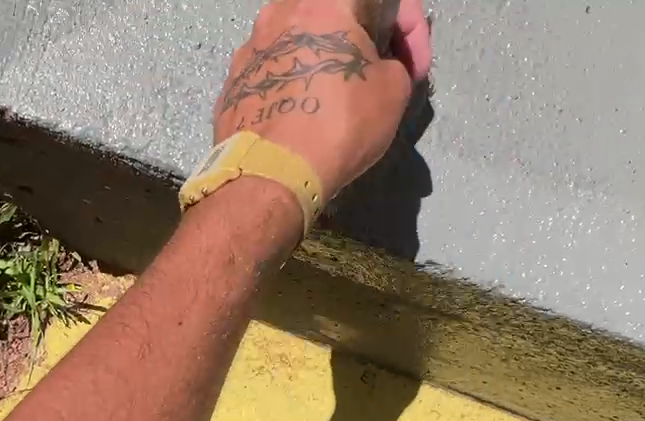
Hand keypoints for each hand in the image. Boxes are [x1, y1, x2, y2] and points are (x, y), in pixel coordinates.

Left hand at [212, 0, 431, 200]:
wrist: (269, 179)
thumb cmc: (338, 126)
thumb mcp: (393, 91)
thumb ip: (393, 63)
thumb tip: (379, 67)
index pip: (384, 0)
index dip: (410, 29)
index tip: (415, 67)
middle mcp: (280, 12)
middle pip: (334, 14)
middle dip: (362, 41)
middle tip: (377, 75)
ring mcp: (248, 49)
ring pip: (297, 44)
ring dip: (322, 63)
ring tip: (336, 99)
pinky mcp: (229, 86)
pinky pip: (271, 76)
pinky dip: (291, 89)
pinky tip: (302, 118)